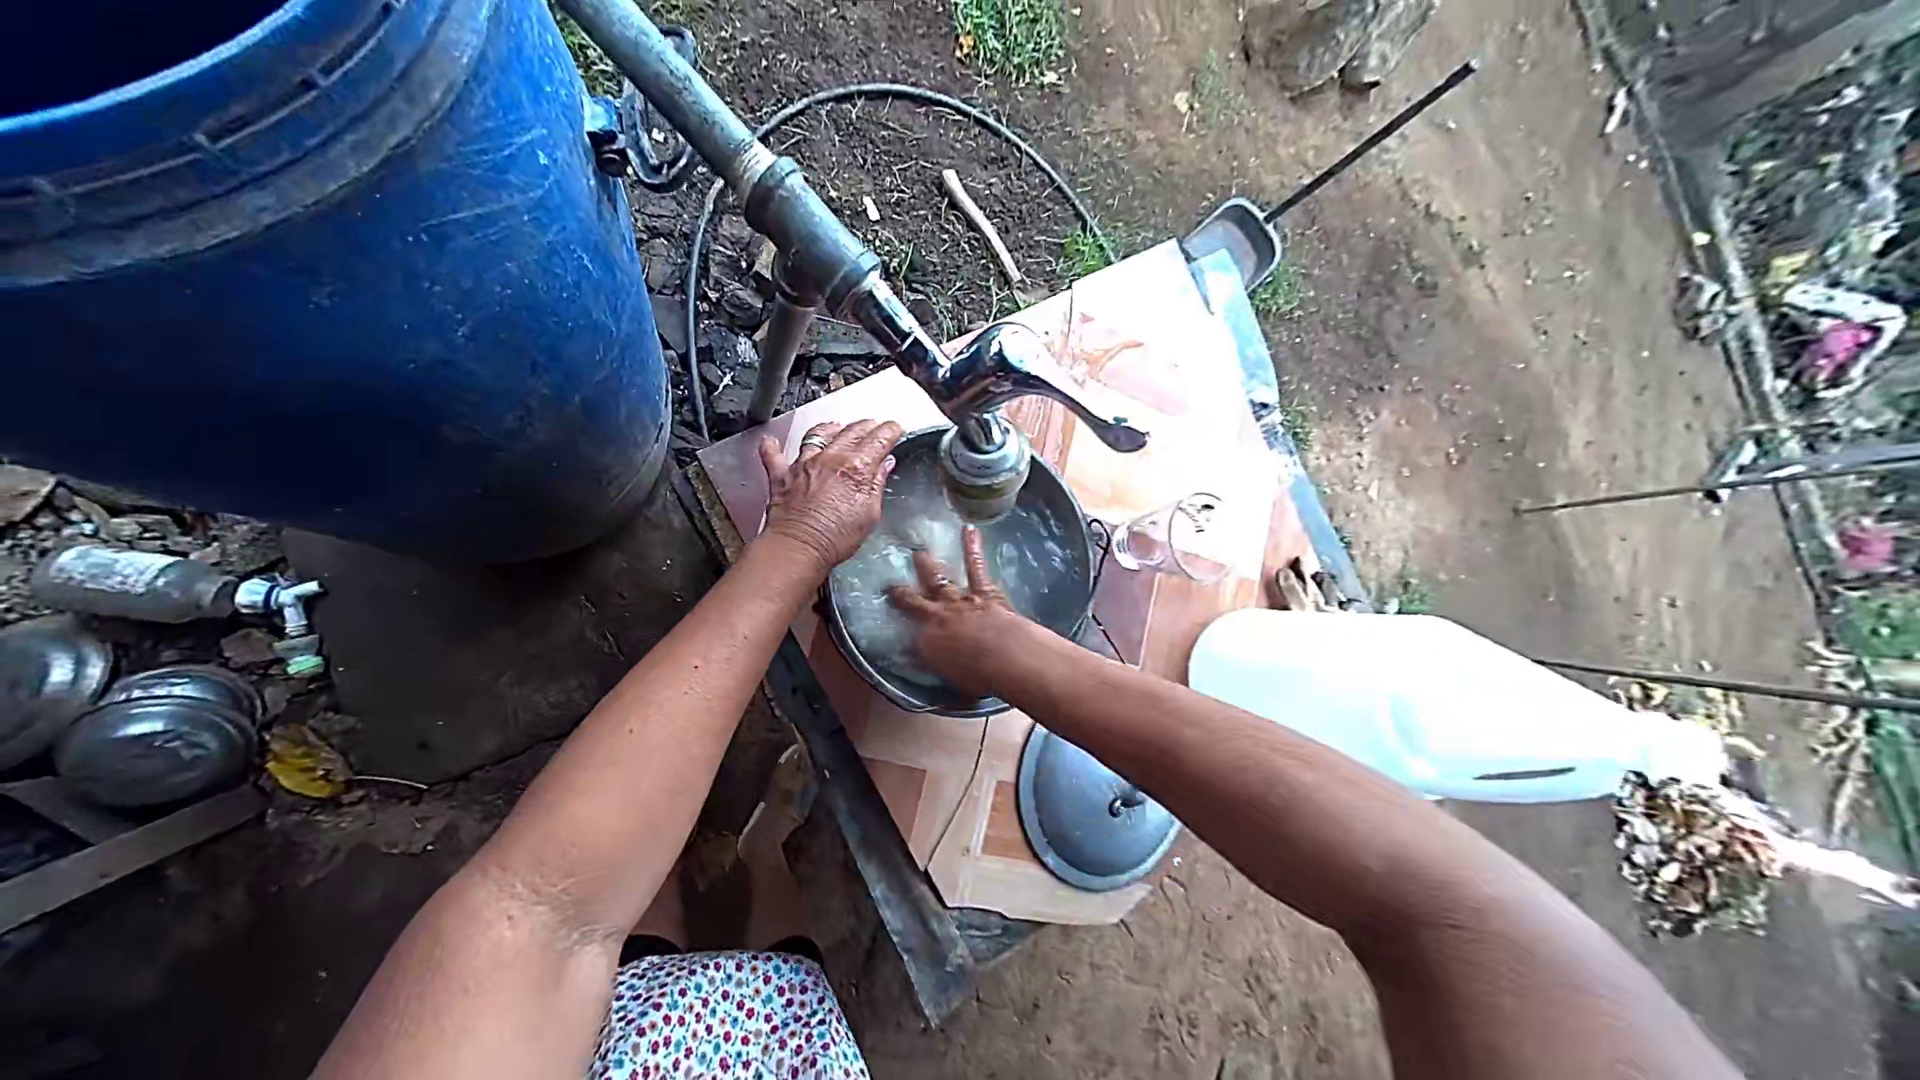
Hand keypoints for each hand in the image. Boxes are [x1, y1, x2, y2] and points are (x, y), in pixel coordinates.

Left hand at [758, 419, 903, 573]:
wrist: (799, 547)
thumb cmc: (834, 537)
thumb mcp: (870, 514)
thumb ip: (877, 484)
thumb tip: (884, 465)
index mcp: (855, 467)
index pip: (879, 439)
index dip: (890, 430)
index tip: (895, 429)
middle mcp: (829, 458)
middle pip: (852, 431)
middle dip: (867, 426)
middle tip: (874, 427)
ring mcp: (804, 465)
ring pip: (818, 434)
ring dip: (831, 428)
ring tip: (837, 426)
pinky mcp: (783, 477)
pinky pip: (774, 456)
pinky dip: (773, 447)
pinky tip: (772, 442)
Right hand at [886, 526, 1031, 697]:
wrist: (1003, 654)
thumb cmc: (980, 676)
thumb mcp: (956, 685)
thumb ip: (947, 676)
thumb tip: (944, 683)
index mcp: (925, 644)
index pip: (912, 640)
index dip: (909, 638)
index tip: (904, 636)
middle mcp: (935, 618)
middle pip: (913, 602)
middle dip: (900, 593)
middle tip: (891, 585)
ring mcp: (957, 600)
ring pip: (937, 579)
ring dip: (927, 565)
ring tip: (918, 552)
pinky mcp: (981, 590)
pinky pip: (974, 566)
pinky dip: (971, 547)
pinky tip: (968, 530)